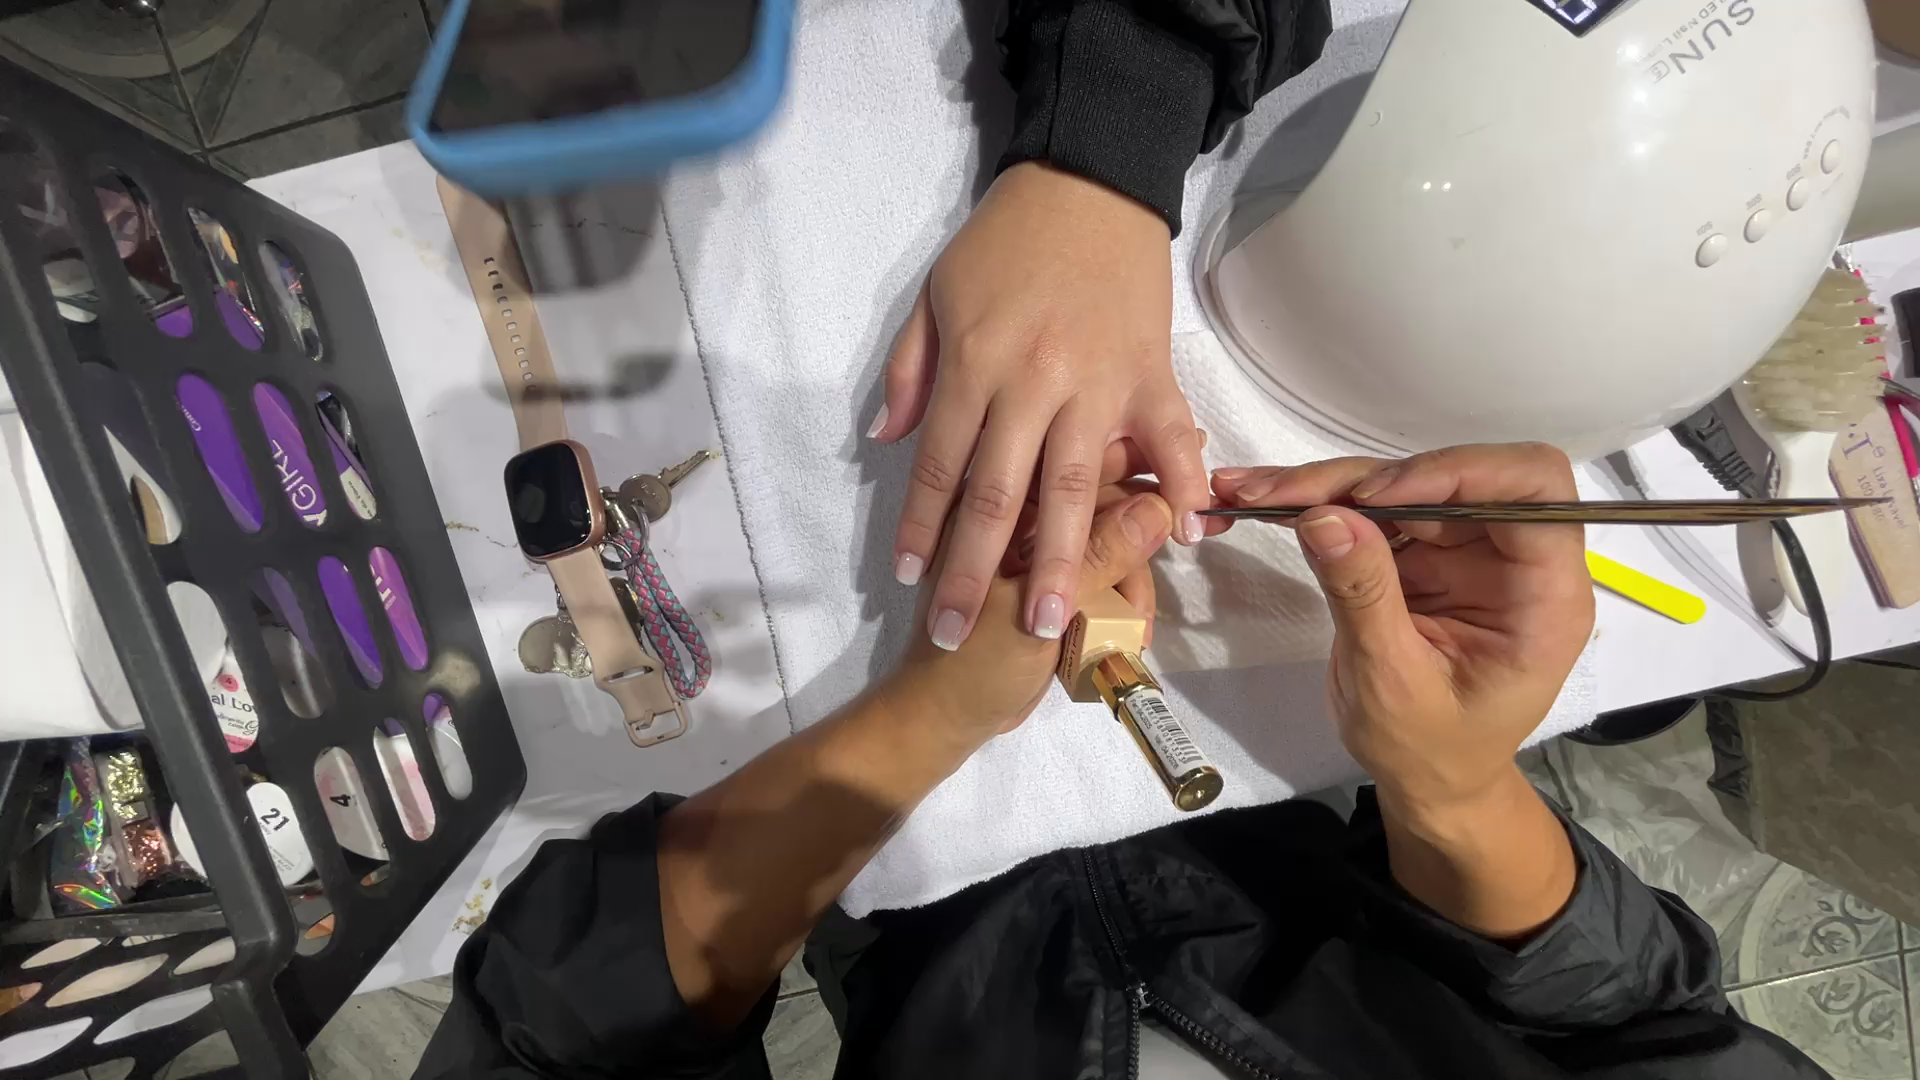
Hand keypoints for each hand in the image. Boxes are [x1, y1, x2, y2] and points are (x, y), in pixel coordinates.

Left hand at [871, 161, 1207, 653]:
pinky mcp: (1152, 372)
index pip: (939, 467)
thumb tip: (889, 441)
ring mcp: (1098, 383)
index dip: (922, 528)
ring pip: (1074, 487)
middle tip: (962, 637)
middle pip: (998, 495)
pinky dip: (1179, 483)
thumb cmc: (1003, 243)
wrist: (1087, 180)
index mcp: (974, 366)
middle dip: (977, 572)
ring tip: (1051, 623)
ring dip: (1061, 560)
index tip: (912, 581)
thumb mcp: (933, 294)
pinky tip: (1179, 538)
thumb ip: (908, 371)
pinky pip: (1170, 436)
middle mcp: (1032, 385)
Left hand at [884, 490, 1176, 744]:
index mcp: (1002, 510)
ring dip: (1127, 588)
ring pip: (1104, 549)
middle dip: (1135, 550)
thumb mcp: (1035, 610)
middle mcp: (1021, 521)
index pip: (1073, 474)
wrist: (944, 720)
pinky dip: (1115, 606)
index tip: (1177, 503)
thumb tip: (1157, 508)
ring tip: (1137, 632)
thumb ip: (1095, 558)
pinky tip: (1130, 634)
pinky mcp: (1048, 587)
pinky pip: (1097, 580)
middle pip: (1099, 510)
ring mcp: (1035, 555)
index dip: (1130, 483)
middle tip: (1152, 592)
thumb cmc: (973, 663)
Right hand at [1210, 443, 1594, 815]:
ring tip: (1242, 493)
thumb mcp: (1392, 680)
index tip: (1368, 498)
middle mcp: (1502, 556)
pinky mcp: (1409, 556)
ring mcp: (1453, 552)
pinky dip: (1307, 506)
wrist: (1422, 776)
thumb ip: (1363, 595)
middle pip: (1438, 480)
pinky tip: (1257, 503)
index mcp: (1539, 593)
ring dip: (1313, 486)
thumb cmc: (1428, 747)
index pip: (1526, 491)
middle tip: (1264, 496)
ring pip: (1388, 487)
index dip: (1451, 474)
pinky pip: (1358, 513)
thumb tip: (1321, 516)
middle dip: (1349, 481)